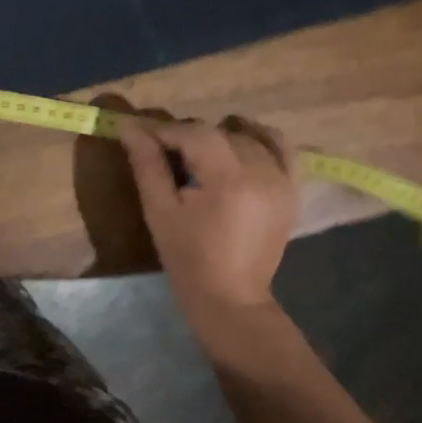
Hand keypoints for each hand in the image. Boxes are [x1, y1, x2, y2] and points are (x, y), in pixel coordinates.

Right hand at [117, 114, 299, 318]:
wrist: (230, 295)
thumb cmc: (187, 256)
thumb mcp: (159, 209)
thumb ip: (147, 164)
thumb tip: (130, 127)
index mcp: (231, 180)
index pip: (196, 134)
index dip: (165, 130)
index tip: (139, 133)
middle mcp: (264, 174)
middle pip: (222, 133)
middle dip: (188, 135)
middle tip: (161, 148)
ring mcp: (284, 182)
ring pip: (249, 137)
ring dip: (219, 138)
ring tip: (197, 154)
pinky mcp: (292, 191)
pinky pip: (281, 150)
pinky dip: (259, 141)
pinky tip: (236, 149)